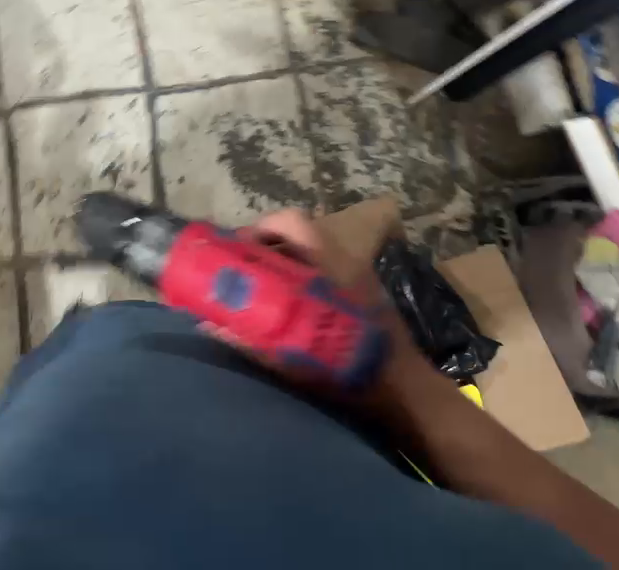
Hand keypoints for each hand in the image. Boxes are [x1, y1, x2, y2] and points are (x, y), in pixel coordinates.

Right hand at [245, 210, 426, 395]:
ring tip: (263, 288)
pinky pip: (328, 269)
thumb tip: (210, 325)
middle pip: (300, 234)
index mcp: (331, 267)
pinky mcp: (369, 293)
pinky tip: (293, 307)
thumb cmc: (352, 374)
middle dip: (268, 246)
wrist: (409, 396)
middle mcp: (347, 262)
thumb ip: (251, 340)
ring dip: (286, 261)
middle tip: (245, 269)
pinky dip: (305, 277)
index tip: (238, 251)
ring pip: (314, 252)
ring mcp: (361, 276)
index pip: (292, 223)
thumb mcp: (295, 361)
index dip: (260, 229)